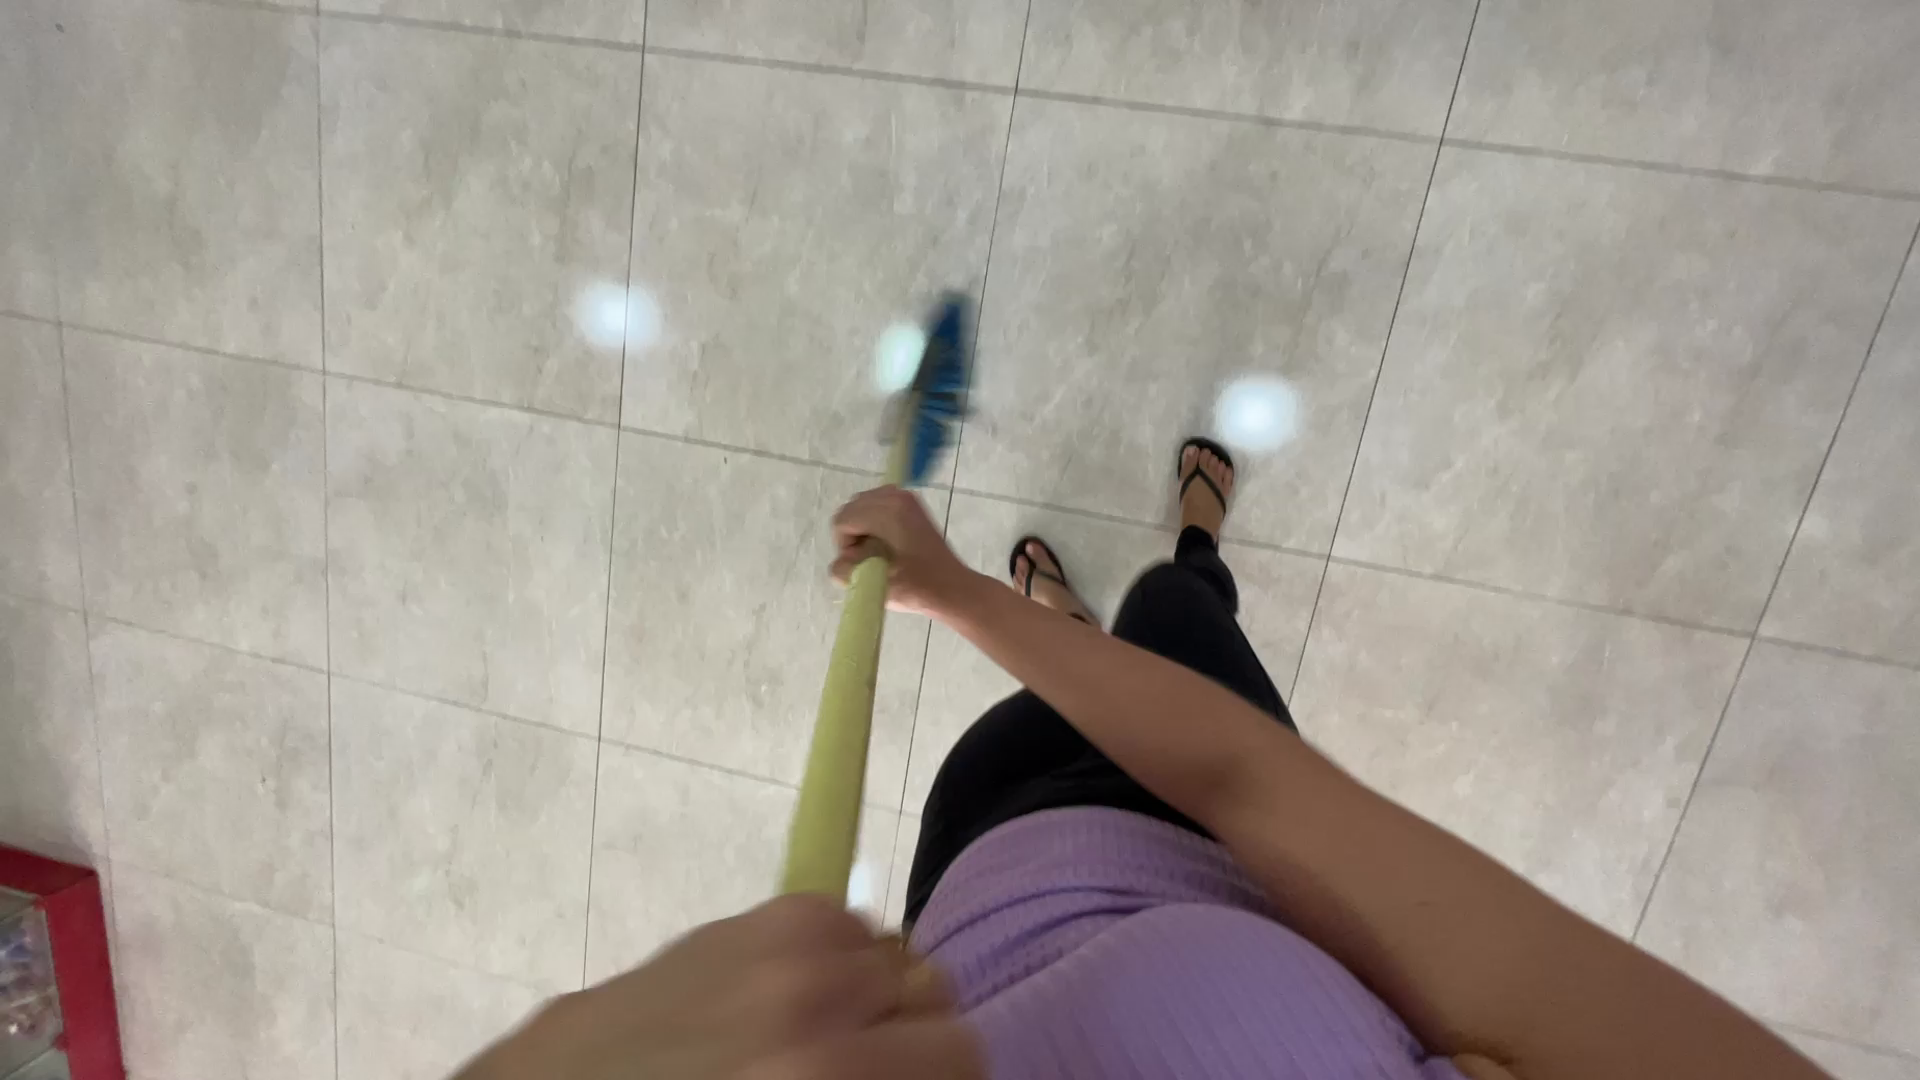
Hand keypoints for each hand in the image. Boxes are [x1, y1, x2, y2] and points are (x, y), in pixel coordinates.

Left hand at [454, 895, 979, 1079]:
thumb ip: (866, 1074)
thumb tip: (918, 1054)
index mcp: (825, 1073)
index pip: (962, 1052)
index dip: (946, 1074)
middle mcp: (815, 996)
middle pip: (936, 993)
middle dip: (912, 1041)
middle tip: (865, 1066)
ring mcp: (781, 941)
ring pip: (892, 953)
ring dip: (873, 999)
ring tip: (819, 1038)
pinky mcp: (755, 912)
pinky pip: (845, 927)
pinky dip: (836, 963)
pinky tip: (786, 1004)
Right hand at [830, 487, 983, 619]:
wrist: (952, 587)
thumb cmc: (916, 588)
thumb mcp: (872, 583)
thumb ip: (843, 570)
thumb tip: (843, 559)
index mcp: (887, 511)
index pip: (842, 521)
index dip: (845, 546)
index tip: (863, 565)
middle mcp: (895, 496)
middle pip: (851, 510)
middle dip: (853, 535)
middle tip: (870, 560)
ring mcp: (905, 497)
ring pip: (863, 507)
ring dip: (863, 529)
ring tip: (879, 553)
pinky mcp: (911, 504)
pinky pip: (877, 507)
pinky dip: (875, 523)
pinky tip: (888, 544)